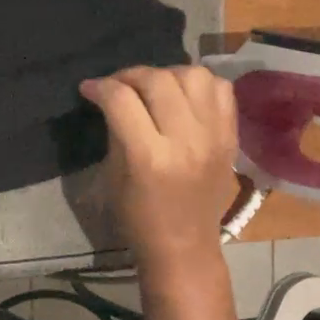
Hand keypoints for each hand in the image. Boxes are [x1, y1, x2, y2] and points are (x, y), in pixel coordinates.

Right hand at [80, 66, 242, 319]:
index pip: (122, 101)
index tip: (88, 89)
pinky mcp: (230, 135)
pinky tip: (182, 95)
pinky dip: (198, 84)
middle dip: (130, 75)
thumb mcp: (114, 177)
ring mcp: (214, 135)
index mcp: (148, 157)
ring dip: (167, 74)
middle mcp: (185, 140)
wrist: (183, 245)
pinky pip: (220, 89)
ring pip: (193, 75)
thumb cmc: (138, 219)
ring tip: (153, 87)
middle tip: (117, 85)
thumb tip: (113, 100)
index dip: (101, 87)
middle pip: (158, 81)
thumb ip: (117, 134)